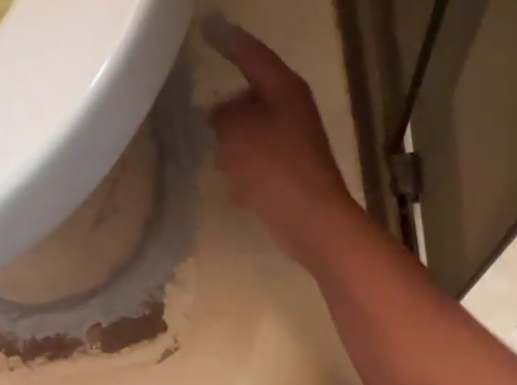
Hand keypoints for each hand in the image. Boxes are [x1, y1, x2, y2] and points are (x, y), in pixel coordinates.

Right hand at [203, 15, 357, 260]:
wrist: (311, 222)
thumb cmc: (274, 168)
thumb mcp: (236, 133)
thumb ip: (221, 116)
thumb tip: (220, 117)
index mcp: (283, 88)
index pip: (251, 53)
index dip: (227, 41)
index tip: (207, 30)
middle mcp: (293, 111)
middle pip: (252, 98)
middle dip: (229, 109)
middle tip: (205, 118)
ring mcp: (295, 146)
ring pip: (254, 135)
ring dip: (235, 146)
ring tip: (218, 159)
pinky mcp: (292, 176)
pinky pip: (261, 166)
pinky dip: (246, 174)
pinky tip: (237, 190)